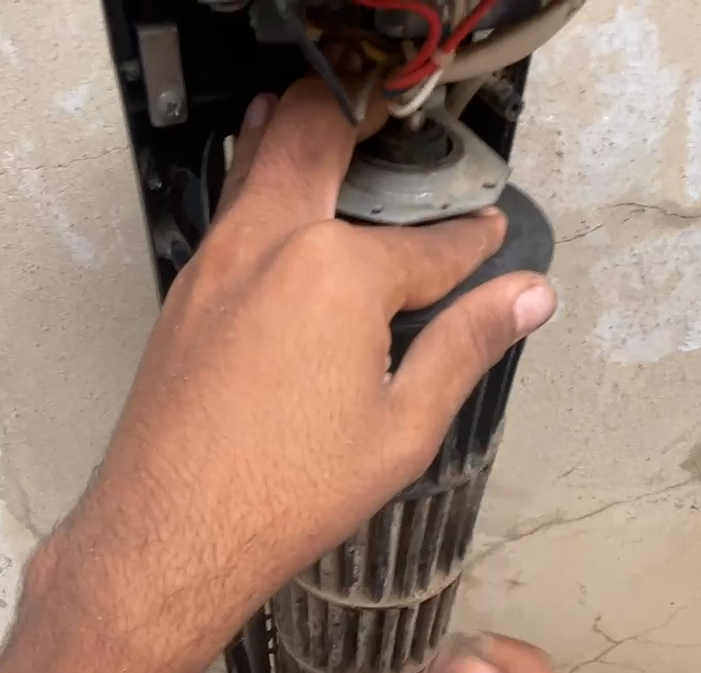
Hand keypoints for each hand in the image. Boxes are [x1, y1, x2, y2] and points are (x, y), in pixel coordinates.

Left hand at [37, 79, 557, 661]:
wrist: (172, 531)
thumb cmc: (290, 492)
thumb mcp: (402, 429)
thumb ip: (466, 347)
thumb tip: (528, 297)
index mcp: (339, 272)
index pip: (429, 246)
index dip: (471, 243)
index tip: (490, 237)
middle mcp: (270, 244)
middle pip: (317, 136)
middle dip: (362, 114)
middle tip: (396, 112)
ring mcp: (215, 263)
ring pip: (258, 160)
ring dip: (298, 132)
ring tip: (331, 124)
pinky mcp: (184, 294)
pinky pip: (229, 212)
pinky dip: (259, 185)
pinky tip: (277, 208)